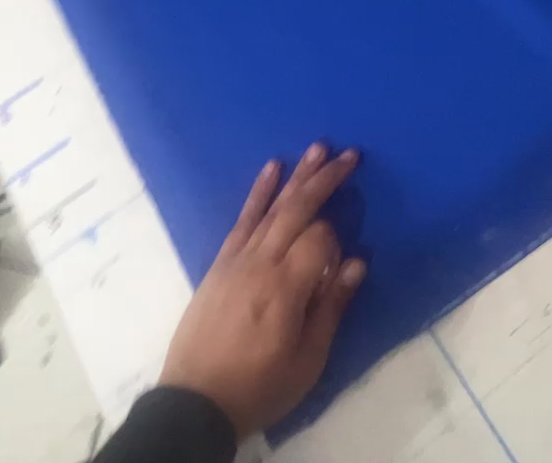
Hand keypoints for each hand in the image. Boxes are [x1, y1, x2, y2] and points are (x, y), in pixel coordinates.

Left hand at [159, 145, 366, 437]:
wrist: (195, 403)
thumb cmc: (259, 386)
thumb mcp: (307, 361)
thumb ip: (331, 307)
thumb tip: (356, 262)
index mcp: (286, 288)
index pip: (320, 239)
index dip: (336, 243)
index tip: (339, 263)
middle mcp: (262, 262)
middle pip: (298, 209)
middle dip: (325, 180)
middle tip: (349, 155)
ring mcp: (238, 258)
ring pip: (273, 207)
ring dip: (298, 176)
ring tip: (318, 148)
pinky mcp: (221, 261)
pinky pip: (243, 218)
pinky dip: (258, 192)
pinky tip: (272, 168)